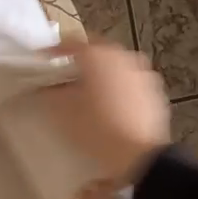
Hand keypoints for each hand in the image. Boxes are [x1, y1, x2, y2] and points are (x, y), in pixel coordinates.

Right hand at [42, 38, 170, 183]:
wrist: (139, 156)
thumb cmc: (96, 129)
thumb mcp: (62, 112)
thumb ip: (49, 94)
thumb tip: (43, 88)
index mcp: (97, 55)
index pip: (70, 43)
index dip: (54, 50)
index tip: (44, 60)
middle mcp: (121, 56)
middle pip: (96, 52)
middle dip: (81, 62)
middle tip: (66, 77)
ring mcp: (141, 73)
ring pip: (115, 67)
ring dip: (101, 75)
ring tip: (88, 94)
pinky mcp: (154, 92)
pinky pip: (129, 82)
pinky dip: (117, 88)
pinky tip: (110, 107)